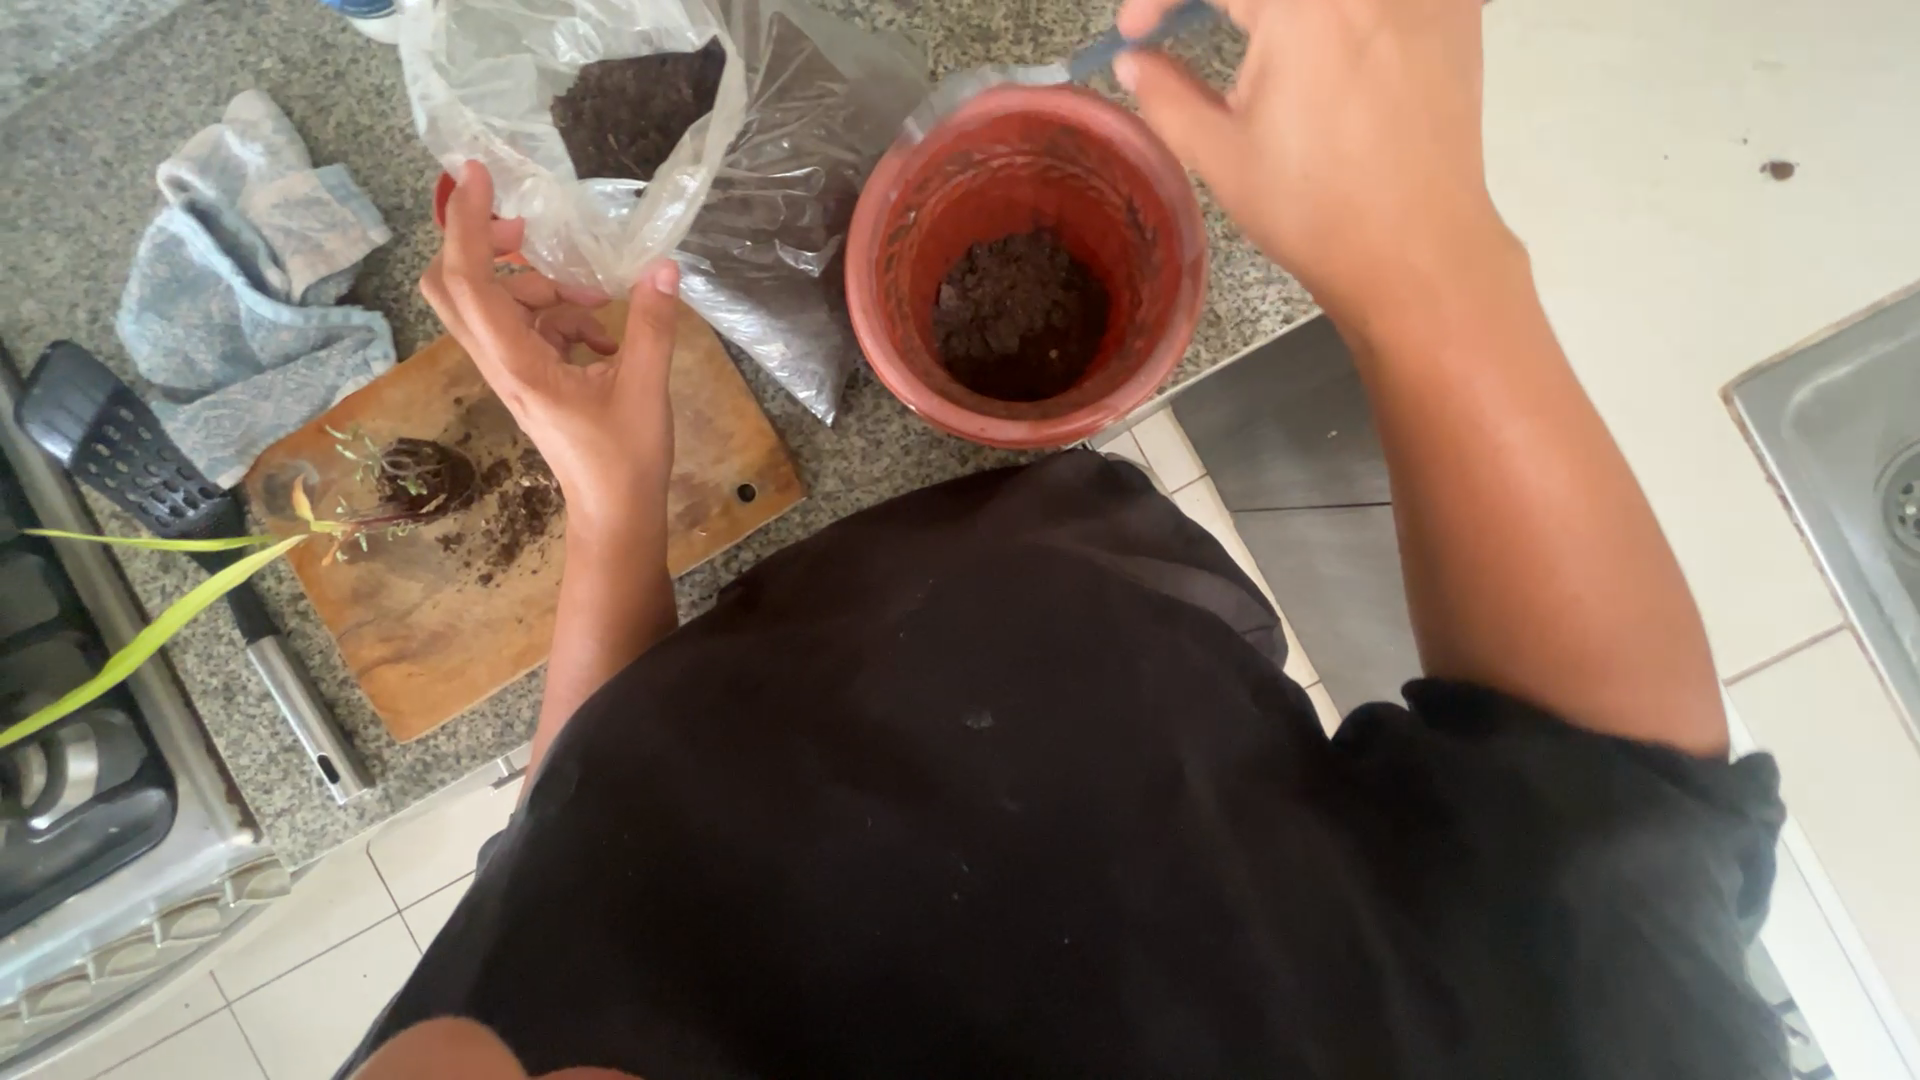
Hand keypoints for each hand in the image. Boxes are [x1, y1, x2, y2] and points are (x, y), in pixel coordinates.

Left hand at [420, 161, 680, 545]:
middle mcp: (500, 362)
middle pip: (457, 285)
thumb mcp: (646, 387)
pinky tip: (605, 338)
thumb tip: (663, 267)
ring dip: (543, 289)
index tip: (481, 176)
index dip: (469, 221)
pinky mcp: (531, 381)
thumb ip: (651, 324)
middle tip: (532, 233)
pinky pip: (530, 330)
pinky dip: (561, 320)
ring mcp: (512, 373)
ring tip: (599, 303)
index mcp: (517, 362)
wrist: (616, 511)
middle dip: (487, 246)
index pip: (471, 277)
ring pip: (500, 305)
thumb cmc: (626, 457)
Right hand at [1113, 0, 1514, 335]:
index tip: (1133, 32)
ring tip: (1254, 40)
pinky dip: (1336, 17)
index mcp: (1301, 6)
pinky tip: (1330, 49)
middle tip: (1189, 22)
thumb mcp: (1221, 156)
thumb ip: (1166, 98)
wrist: (1410, 244)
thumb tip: (1131, 63)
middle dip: (1216, 0)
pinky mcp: (1453, 5)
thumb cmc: (1310, 209)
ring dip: (1273, 11)